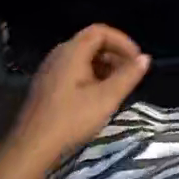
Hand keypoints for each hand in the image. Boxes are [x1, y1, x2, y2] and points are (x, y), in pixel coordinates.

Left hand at [9, 24, 149, 160]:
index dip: (122, 41)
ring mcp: (50, 70)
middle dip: (115, 54)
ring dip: (105, 66)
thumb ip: (128, 75)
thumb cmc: (72, 119)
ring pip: (83, 58)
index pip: (100, 31)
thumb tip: (145, 58)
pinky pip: (74, 70)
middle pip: (91, 43)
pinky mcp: (48, 86)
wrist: (33, 147)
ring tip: (118, 86)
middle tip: (130, 73)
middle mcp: (58, 55)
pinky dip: (92, 75)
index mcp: (71, 52)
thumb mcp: (107, 98)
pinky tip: (99, 96)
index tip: (136, 60)